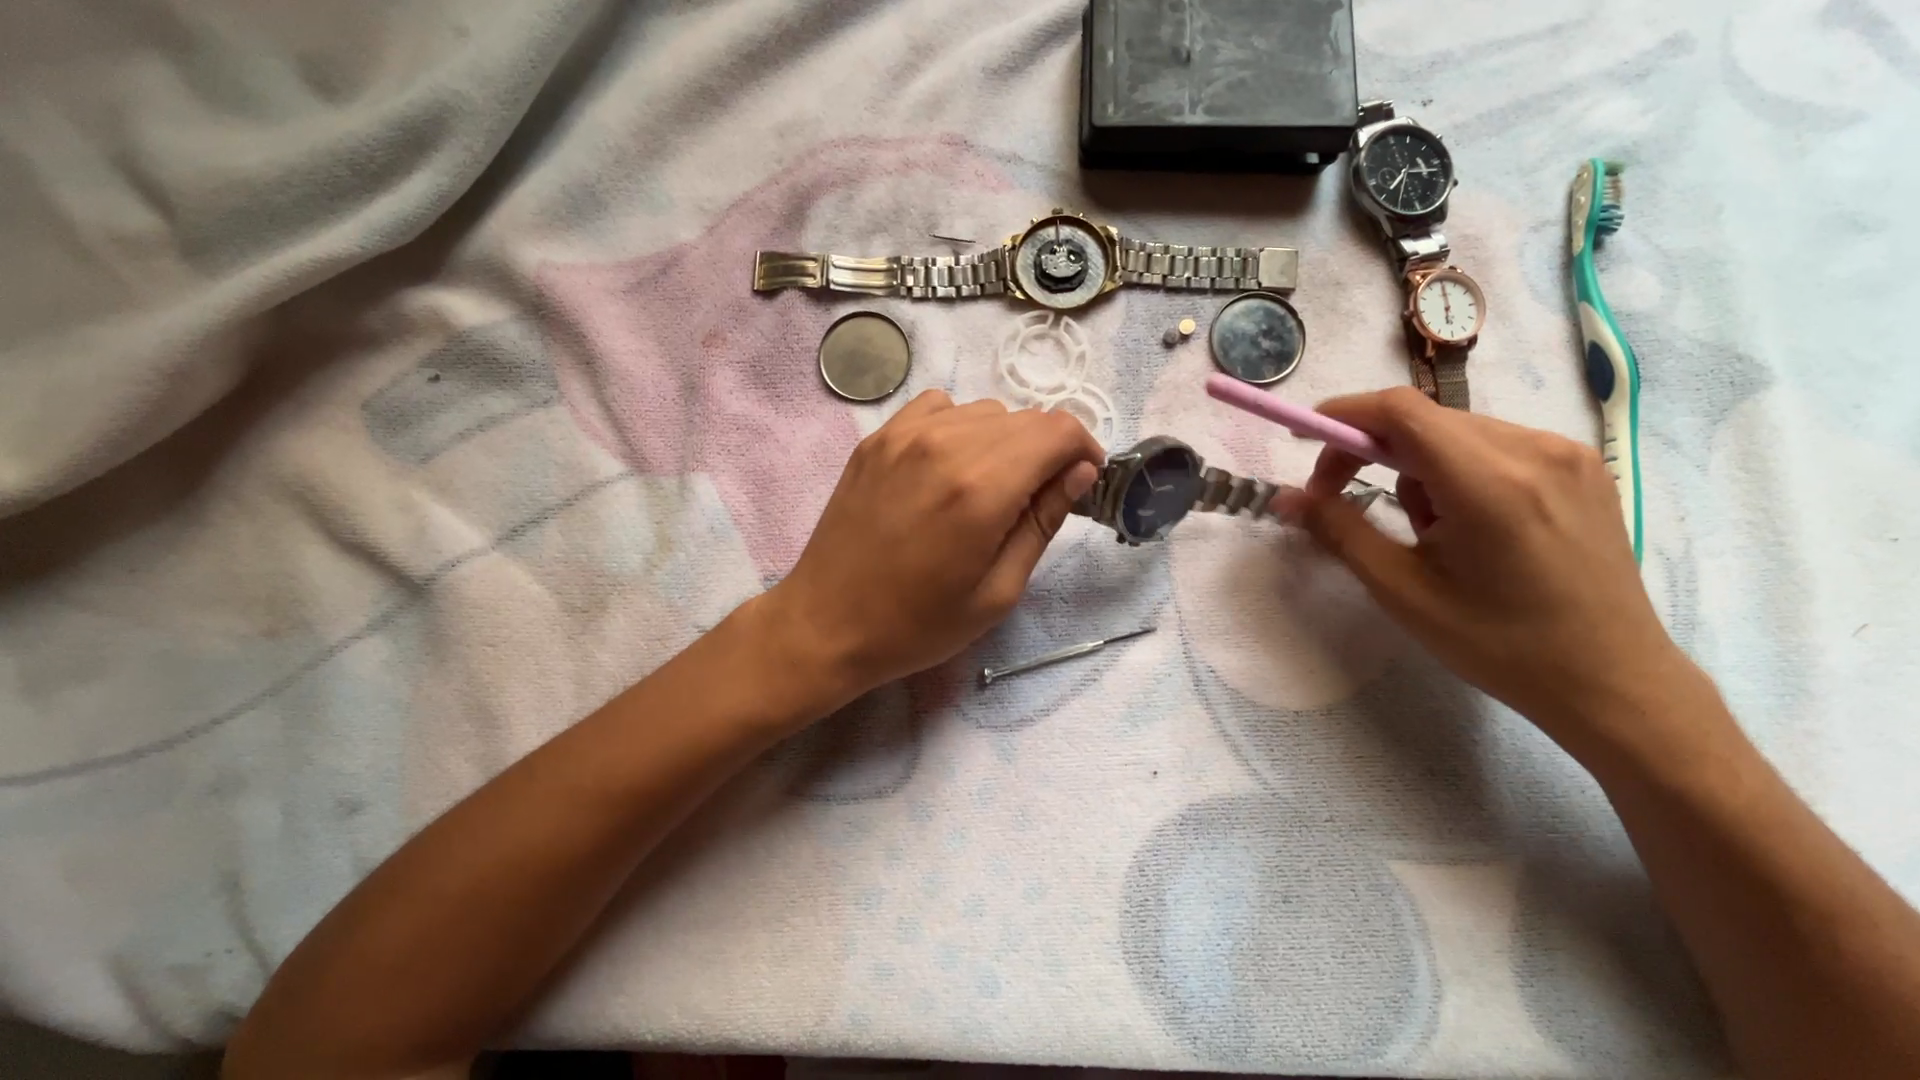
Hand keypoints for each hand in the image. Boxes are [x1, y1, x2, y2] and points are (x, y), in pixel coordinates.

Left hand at [760, 391, 1102, 706]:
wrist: (826, 624)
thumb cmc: (918, 624)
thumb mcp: (998, 592)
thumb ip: (1043, 523)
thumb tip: (1080, 472)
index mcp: (981, 488)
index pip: (1058, 430)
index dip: (1084, 450)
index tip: (1082, 484)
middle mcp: (944, 445)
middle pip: (1026, 417)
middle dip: (1048, 451)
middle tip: (1037, 499)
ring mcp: (904, 436)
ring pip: (984, 411)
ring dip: (1004, 441)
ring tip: (990, 489)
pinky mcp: (877, 439)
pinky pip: (938, 409)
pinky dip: (959, 428)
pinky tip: (949, 468)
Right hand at [1272, 388, 1693, 752]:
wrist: (1612, 680)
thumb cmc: (1499, 645)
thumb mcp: (1403, 590)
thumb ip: (1339, 531)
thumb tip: (1286, 498)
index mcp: (1489, 482)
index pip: (1399, 411)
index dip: (1343, 415)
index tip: (1303, 440)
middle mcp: (1535, 450)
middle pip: (1425, 420)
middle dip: (1374, 452)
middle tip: (1346, 500)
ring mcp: (1569, 454)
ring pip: (1459, 432)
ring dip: (1420, 466)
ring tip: (1431, 532)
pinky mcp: (1586, 468)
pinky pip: (1498, 445)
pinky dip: (1462, 471)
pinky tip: (1472, 524)